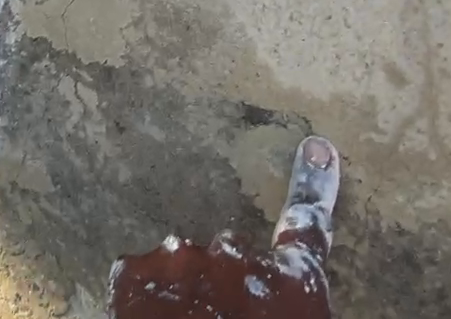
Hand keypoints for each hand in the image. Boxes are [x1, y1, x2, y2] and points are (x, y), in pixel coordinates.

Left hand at [109, 137, 339, 318]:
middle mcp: (235, 255)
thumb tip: (274, 303)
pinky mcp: (133, 272)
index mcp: (291, 284)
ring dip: (186, 296)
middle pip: (233, 262)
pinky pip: (143, 281)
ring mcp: (179, 257)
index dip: (315, 187)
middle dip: (229, 290)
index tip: (318, 148)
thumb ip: (291, 304)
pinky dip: (147, 302)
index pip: (308, 229)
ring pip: (185, 269)